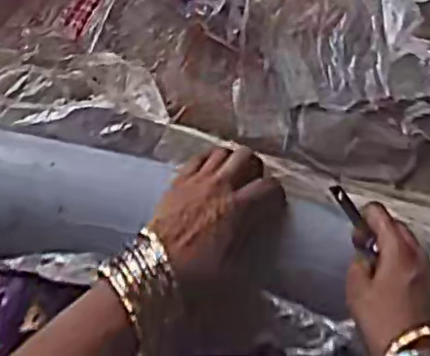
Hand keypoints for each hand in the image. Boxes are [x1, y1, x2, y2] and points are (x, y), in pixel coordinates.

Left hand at [147, 146, 284, 290]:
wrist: (153, 272)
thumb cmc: (195, 279)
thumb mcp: (233, 272)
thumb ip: (250, 246)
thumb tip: (259, 235)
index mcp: (238, 208)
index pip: (268, 187)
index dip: (276, 194)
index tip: (275, 203)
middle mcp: (220, 185)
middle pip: (247, 156)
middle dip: (255, 168)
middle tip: (254, 183)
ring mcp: (198, 179)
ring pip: (224, 151)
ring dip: (232, 161)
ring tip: (232, 174)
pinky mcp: (179, 179)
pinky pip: (200, 156)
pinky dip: (209, 159)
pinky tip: (209, 170)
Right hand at [346, 203, 429, 355]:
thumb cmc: (385, 323)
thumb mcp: (357, 293)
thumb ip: (357, 265)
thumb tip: (364, 257)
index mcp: (398, 248)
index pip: (380, 212)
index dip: (363, 217)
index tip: (357, 237)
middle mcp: (418, 252)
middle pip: (397, 226)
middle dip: (380, 232)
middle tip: (366, 252)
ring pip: (410, 245)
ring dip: (394, 250)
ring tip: (381, 272)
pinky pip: (419, 264)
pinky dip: (406, 265)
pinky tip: (397, 286)